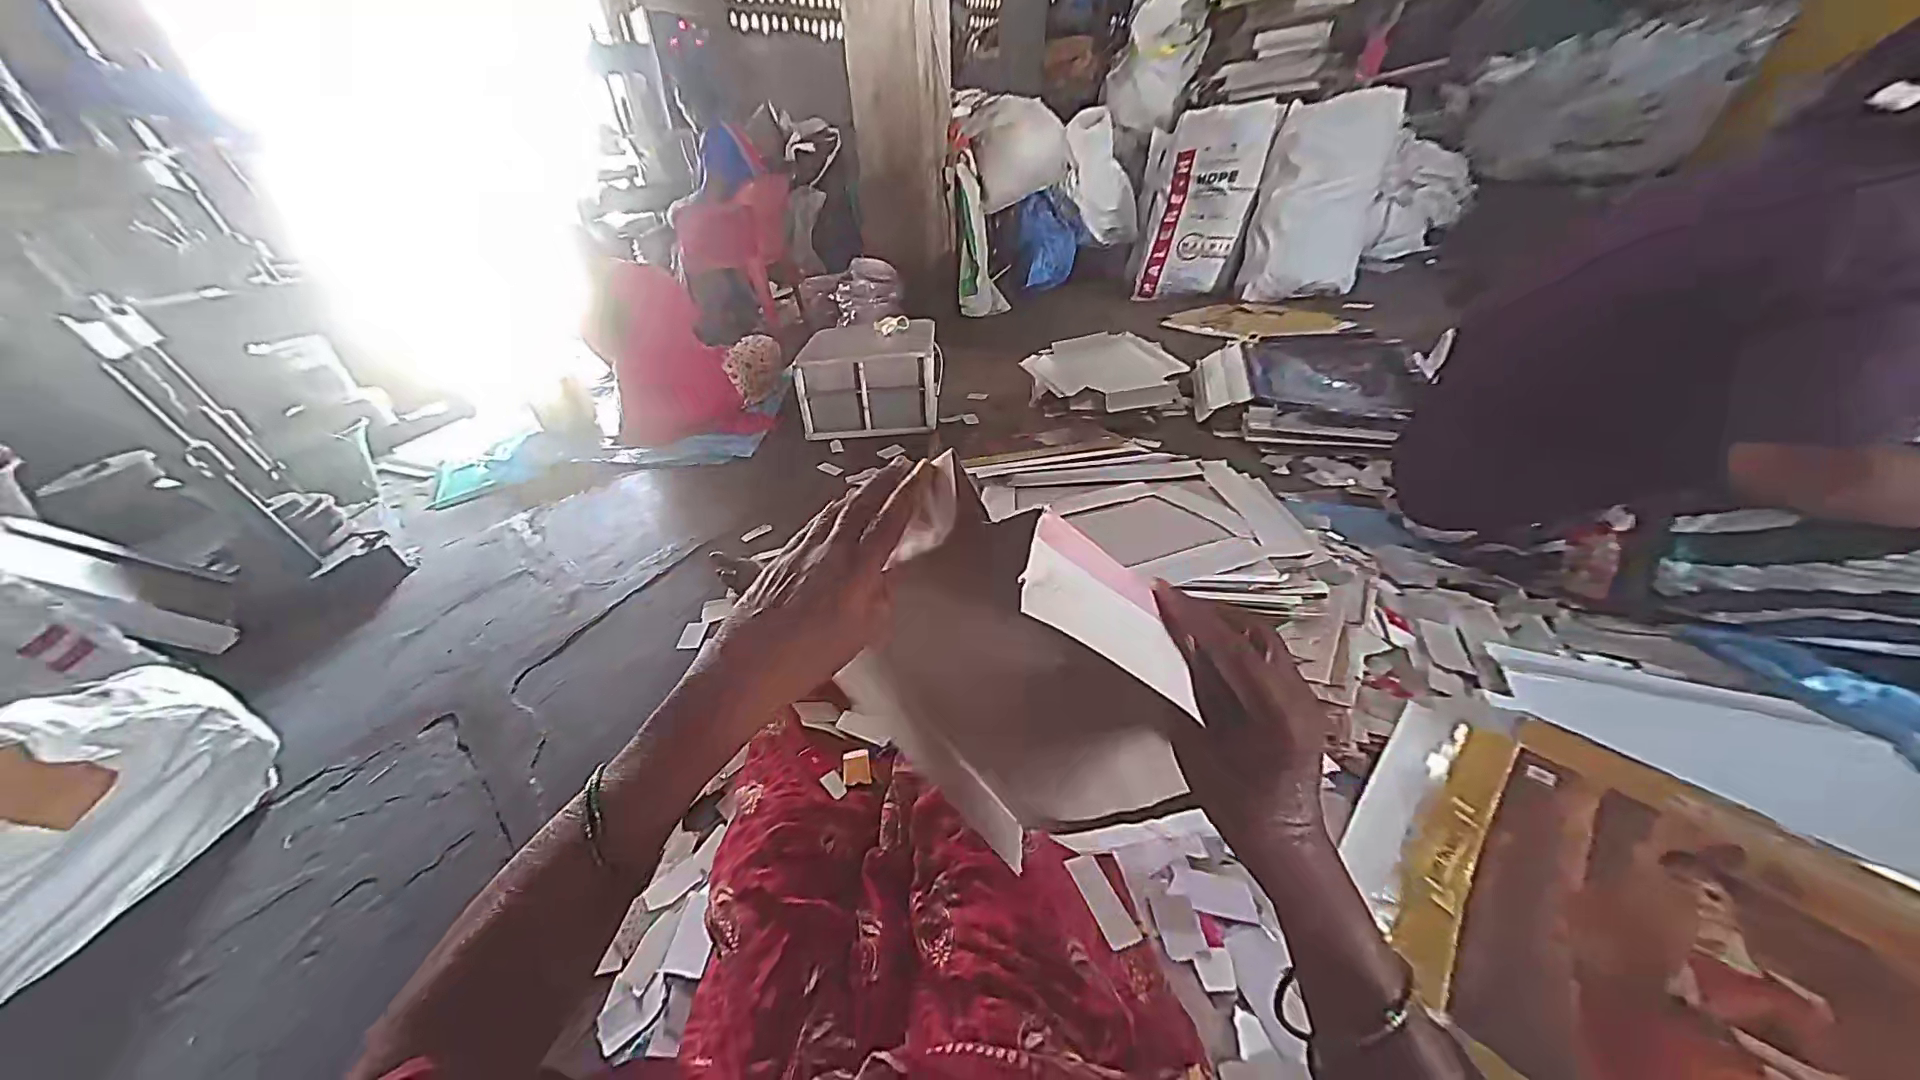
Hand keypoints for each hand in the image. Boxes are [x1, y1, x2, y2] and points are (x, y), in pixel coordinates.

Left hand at [704, 457, 925, 716]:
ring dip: (858, 490)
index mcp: (856, 571)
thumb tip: (886, 579)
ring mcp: (803, 549)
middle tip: (900, 466)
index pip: (890, 521)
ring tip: (872, 481)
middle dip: (884, 480)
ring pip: (835, 508)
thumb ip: (880, 598)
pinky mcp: (783, 555)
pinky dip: (833, 508)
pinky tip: (834, 510)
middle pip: (861, 503)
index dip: (909, 494)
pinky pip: (815, 521)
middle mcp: (829, 552)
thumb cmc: (804, 658)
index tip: (921, 475)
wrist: (747, 663)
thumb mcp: (861, 633)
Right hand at [1153, 580, 1329, 845]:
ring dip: (1223, 624)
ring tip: (1185, 616)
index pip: (1233, 650)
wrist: (1285, 842)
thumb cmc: (1240, 811)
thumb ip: (1192, 698)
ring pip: (1263, 641)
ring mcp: (1306, 698)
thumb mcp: (1200, 753)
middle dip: (1210, 612)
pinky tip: (1208, 644)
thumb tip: (1177, 653)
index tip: (1164, 596)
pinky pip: (1265, 658)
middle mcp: (1301, 700)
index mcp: (1279, 716)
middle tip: (1170, 600)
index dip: (1195, 618)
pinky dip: (1235, 644)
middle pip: (1255, 635)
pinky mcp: (1300, 701)